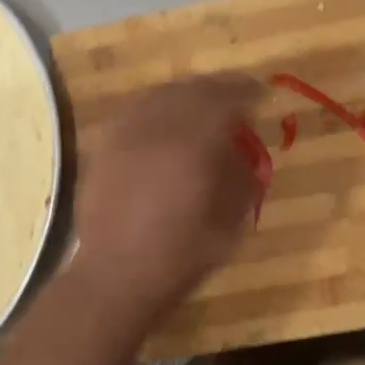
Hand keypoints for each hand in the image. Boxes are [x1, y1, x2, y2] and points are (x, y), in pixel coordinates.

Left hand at [69, 75, 261, 328]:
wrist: (117, 276)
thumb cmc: (182, 254)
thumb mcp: (231, 219)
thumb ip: (242, 175)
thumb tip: (242, 150)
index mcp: (194, 142)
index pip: (226, 98)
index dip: (246, 91)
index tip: (260, 93)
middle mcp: (158, 126)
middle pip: (191, 89)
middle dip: (217, 88)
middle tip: (235, 95)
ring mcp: (126, 133)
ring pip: (160, 95)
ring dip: (185, 94)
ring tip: (201, 105)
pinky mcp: (104, 145)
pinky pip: (136, 111)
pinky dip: (156, 108)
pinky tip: (165, 123)